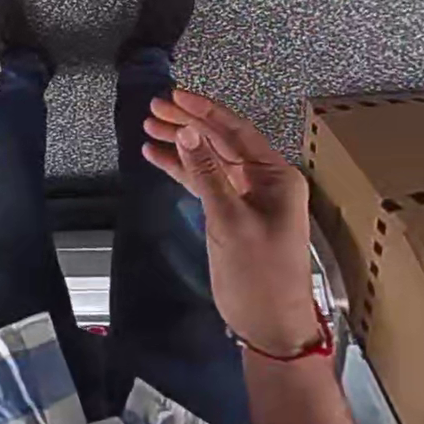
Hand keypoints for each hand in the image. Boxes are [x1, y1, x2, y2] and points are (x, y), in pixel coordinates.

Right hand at [145, 88, 358, 423]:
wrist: (268, 326)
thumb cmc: (258, 274)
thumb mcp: (230, 220)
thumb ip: (206, 172)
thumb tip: (185, 130)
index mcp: (275, 176)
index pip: (235, 131)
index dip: (203, 111)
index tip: (174, 96)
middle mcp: (262, 179)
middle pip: (219, 141)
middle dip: (186, 124)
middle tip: (154, 108)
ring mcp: (246, 196)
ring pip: (208, 158)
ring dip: (180, 143)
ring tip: (149, 127)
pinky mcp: (229, 212)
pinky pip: (203, 180)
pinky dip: (180, 168)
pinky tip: (157, 156)